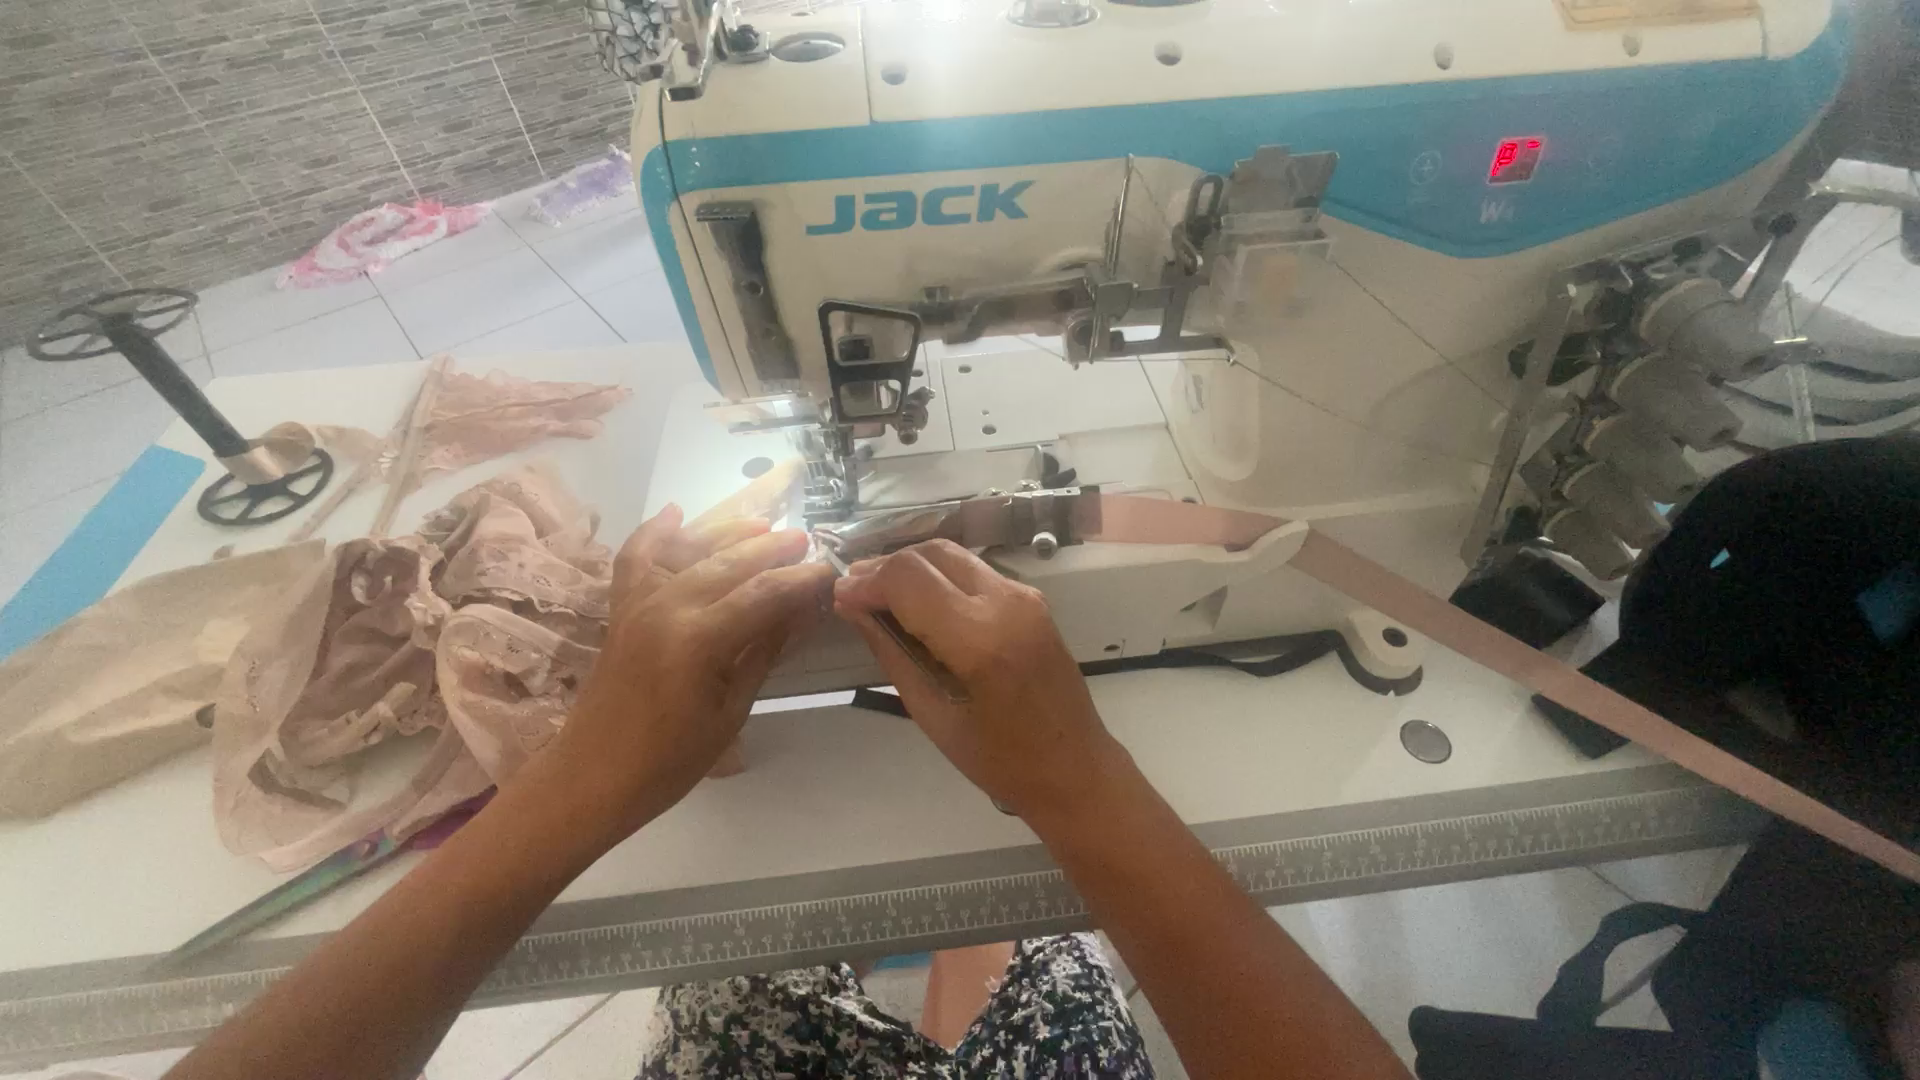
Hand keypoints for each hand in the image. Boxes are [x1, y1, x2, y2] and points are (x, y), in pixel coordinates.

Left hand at [544, 506, 832, 839]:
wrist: (592, 778)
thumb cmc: (670, 760)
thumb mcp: (732, 710)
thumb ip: (765, 651)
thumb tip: (803, 612)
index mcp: (699, 639)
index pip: (764, 594)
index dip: (801, 580)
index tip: (830, 570)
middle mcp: (667, 607)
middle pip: (729, 563)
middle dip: (771, 548)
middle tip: (805, 540)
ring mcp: (639, 604)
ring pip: (687, 551)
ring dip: (725, 532)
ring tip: (762, 523)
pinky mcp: (621, 610)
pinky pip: (636, 559)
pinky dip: (654, 533)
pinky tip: (676, 513)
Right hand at [832, 540, 1129, 818]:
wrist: (1074, 767)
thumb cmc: (1000, 759)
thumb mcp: (931, 714)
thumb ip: (891, 652)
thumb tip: (854, 608)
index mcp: (981, 638)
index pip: (909, 578)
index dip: (867, 581)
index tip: (840, 597)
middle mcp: (1006, 603)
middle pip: (931, 554)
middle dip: (886, 566)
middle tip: (855, 592)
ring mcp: (1025, 596)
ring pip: (953, 555)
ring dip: (912, 567)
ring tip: (880, 594)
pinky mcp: (1032, 599)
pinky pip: (974, 571)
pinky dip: (939, 576)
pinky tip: (919, 602)